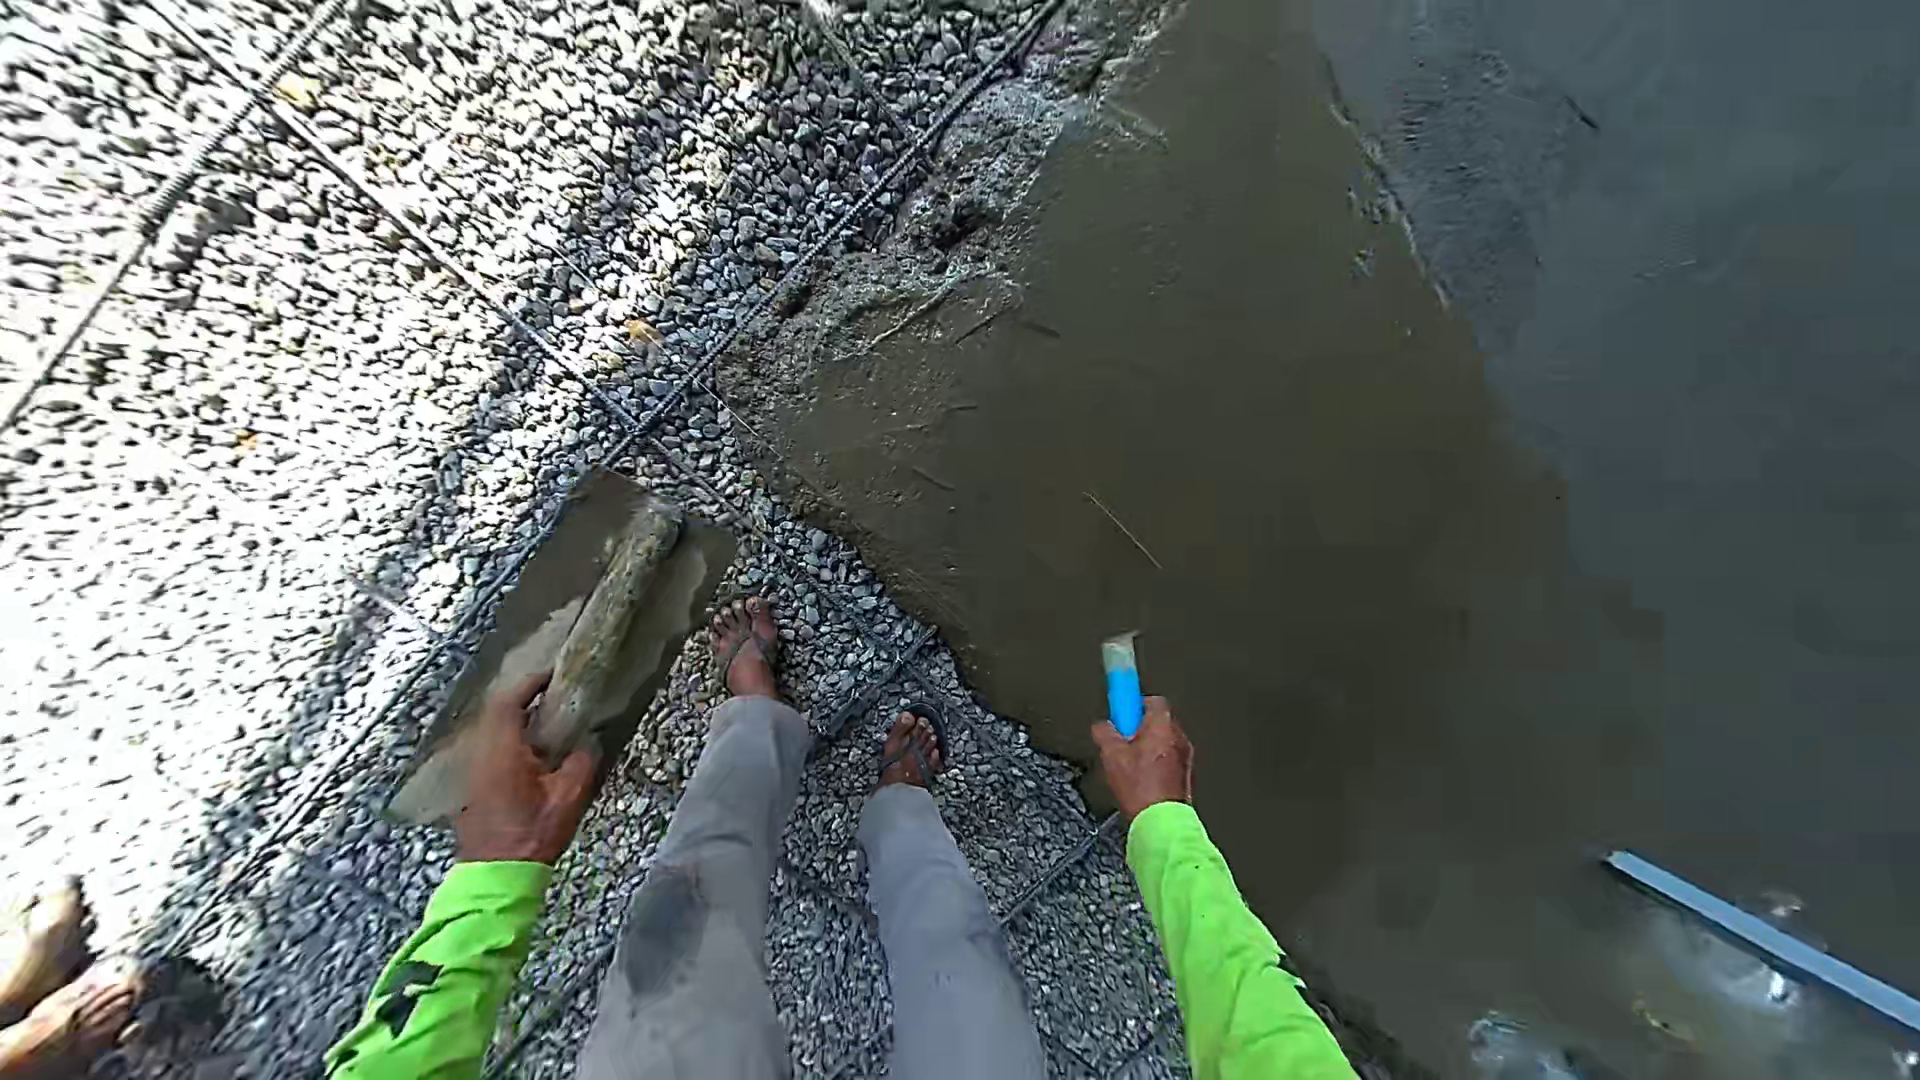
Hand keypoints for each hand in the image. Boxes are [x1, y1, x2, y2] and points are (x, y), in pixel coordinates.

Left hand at [453, 670, 596, 863]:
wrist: (497, 876)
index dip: (529, 684)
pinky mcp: (476, 786)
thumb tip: (588, 740)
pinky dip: (515, 736)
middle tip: (558, 692)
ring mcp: (474, 772)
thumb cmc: (533, 832)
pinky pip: (493, 747)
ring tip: (552, 715)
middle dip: (526, 698)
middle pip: (497, 714)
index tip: (554, 675)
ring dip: (520, 718)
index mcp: (502, 753)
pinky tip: (538, 746)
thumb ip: (582, 761)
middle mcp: (481, 757)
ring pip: (493, 731)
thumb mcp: (570, 795)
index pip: (508, 704)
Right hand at [1090, 696, 1192, 819]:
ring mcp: (1185, 757)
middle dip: (1138, 726)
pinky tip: (1140, 777)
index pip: (1152, 699)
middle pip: (1157, 720)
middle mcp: (1178, 737)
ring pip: (1163, 740)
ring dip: (1147, 745)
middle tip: (1122, 739)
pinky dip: (1155, 761)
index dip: (1134, 703)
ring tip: (1129, 762)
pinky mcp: (1184, 775)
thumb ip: (1104, 731)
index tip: (1122, 708)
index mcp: (1162, 725)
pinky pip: (1168, 758)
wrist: (1160, 822)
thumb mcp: (1111, 753)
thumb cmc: (1140, 787)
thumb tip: (1102, 726)